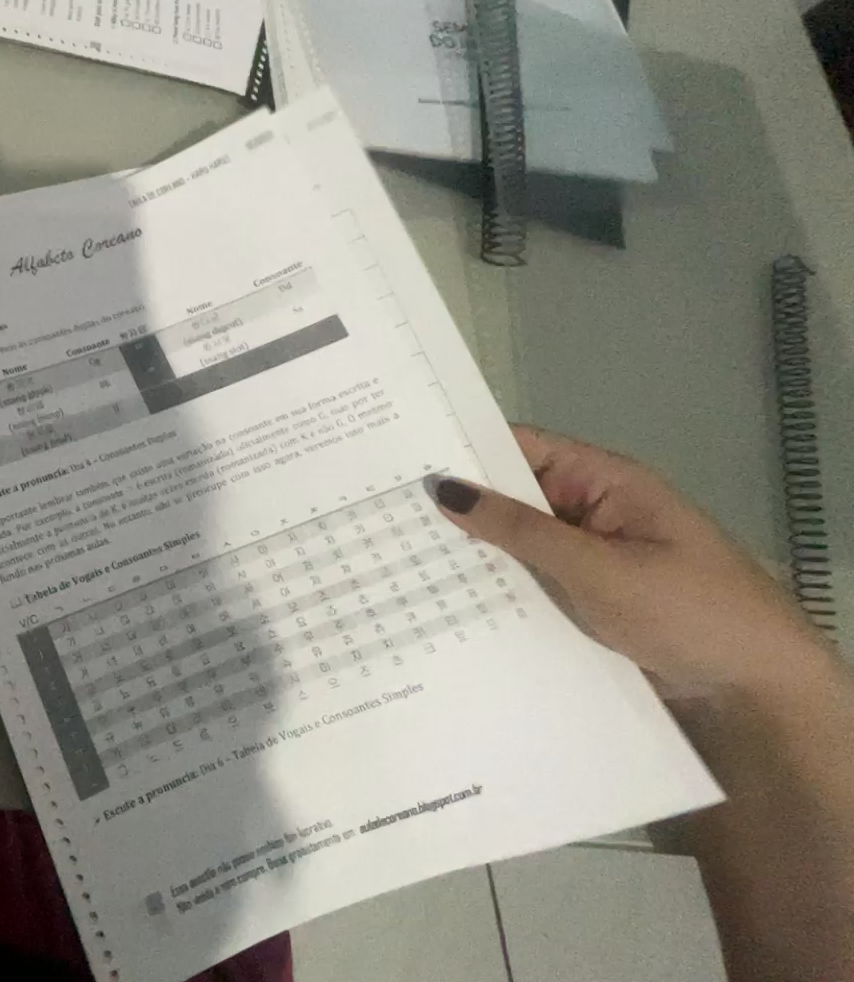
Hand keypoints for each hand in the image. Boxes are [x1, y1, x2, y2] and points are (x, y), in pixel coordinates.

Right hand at [429, 425, 829, 699]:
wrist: (757, 695)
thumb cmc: (689, 614)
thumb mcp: (597, 568)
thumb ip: (518, 528)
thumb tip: (445, 488)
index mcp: (604, 483)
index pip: (521, 447)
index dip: (464, 446)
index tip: (400, 455)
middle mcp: (588, 508)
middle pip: (508, 490)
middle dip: (454, 496)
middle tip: (382, 502)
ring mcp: (581, 550)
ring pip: (509, 533)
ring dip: (466, 539)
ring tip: (395, 541)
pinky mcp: (575, 588)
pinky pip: (519, 568)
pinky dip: (485, 571)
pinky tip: (437, 580)